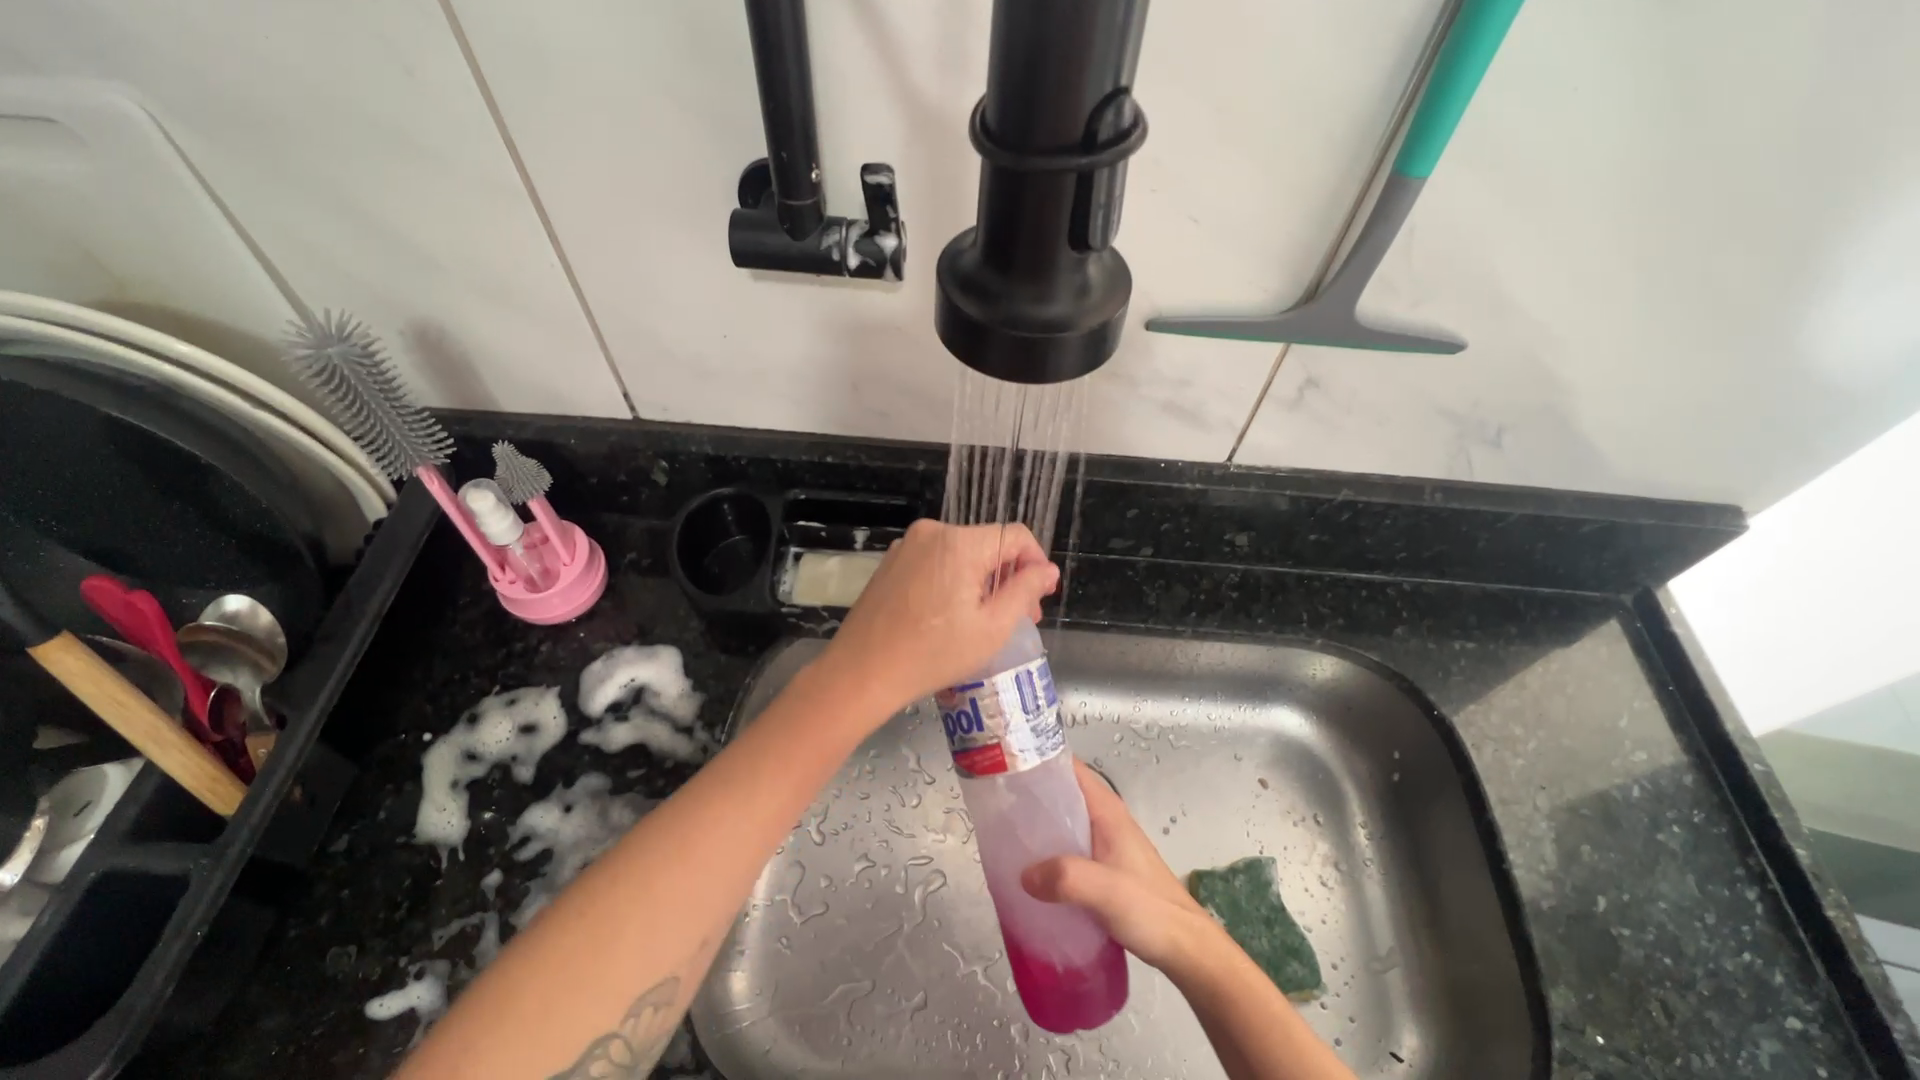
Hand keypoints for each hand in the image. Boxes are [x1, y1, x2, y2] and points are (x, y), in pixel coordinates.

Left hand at [814, 520, 1059, 717]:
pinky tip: (952, 617)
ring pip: (962, 554)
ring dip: (982, 581)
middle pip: (988, 544)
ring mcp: (907, 546)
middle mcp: (932, 533)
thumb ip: (1025, 591)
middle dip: (1010, 577)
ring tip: (986, 622)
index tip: (1040, 597)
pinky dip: (954, 582)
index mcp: (960, 543)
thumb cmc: (933, 654)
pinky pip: (937, 563)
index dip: (1035, 563)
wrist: (862, 672)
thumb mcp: (992, 627)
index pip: (1015, 535)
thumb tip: (1047, 569)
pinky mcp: (892, 563)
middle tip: (1020, 618)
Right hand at [1021, 760, 1224, 973]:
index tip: (1004, 769)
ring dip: (1035, 831)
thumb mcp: (1106, 892)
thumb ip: (1066, 878)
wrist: (1185, 949)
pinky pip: (1066, 853)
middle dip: (1028, 799)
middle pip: (1060, 796)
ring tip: (1002, 842)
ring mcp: (1104, 847)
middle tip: (993, 809)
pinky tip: (1027, 876)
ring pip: (1062, 827)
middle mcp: (1105, 822)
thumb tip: (1024, 874)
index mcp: (1107, 812)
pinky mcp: (1102, 872)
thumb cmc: (1150, 910)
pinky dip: (1046, 857)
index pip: (1069, 769)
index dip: (1038, 762)